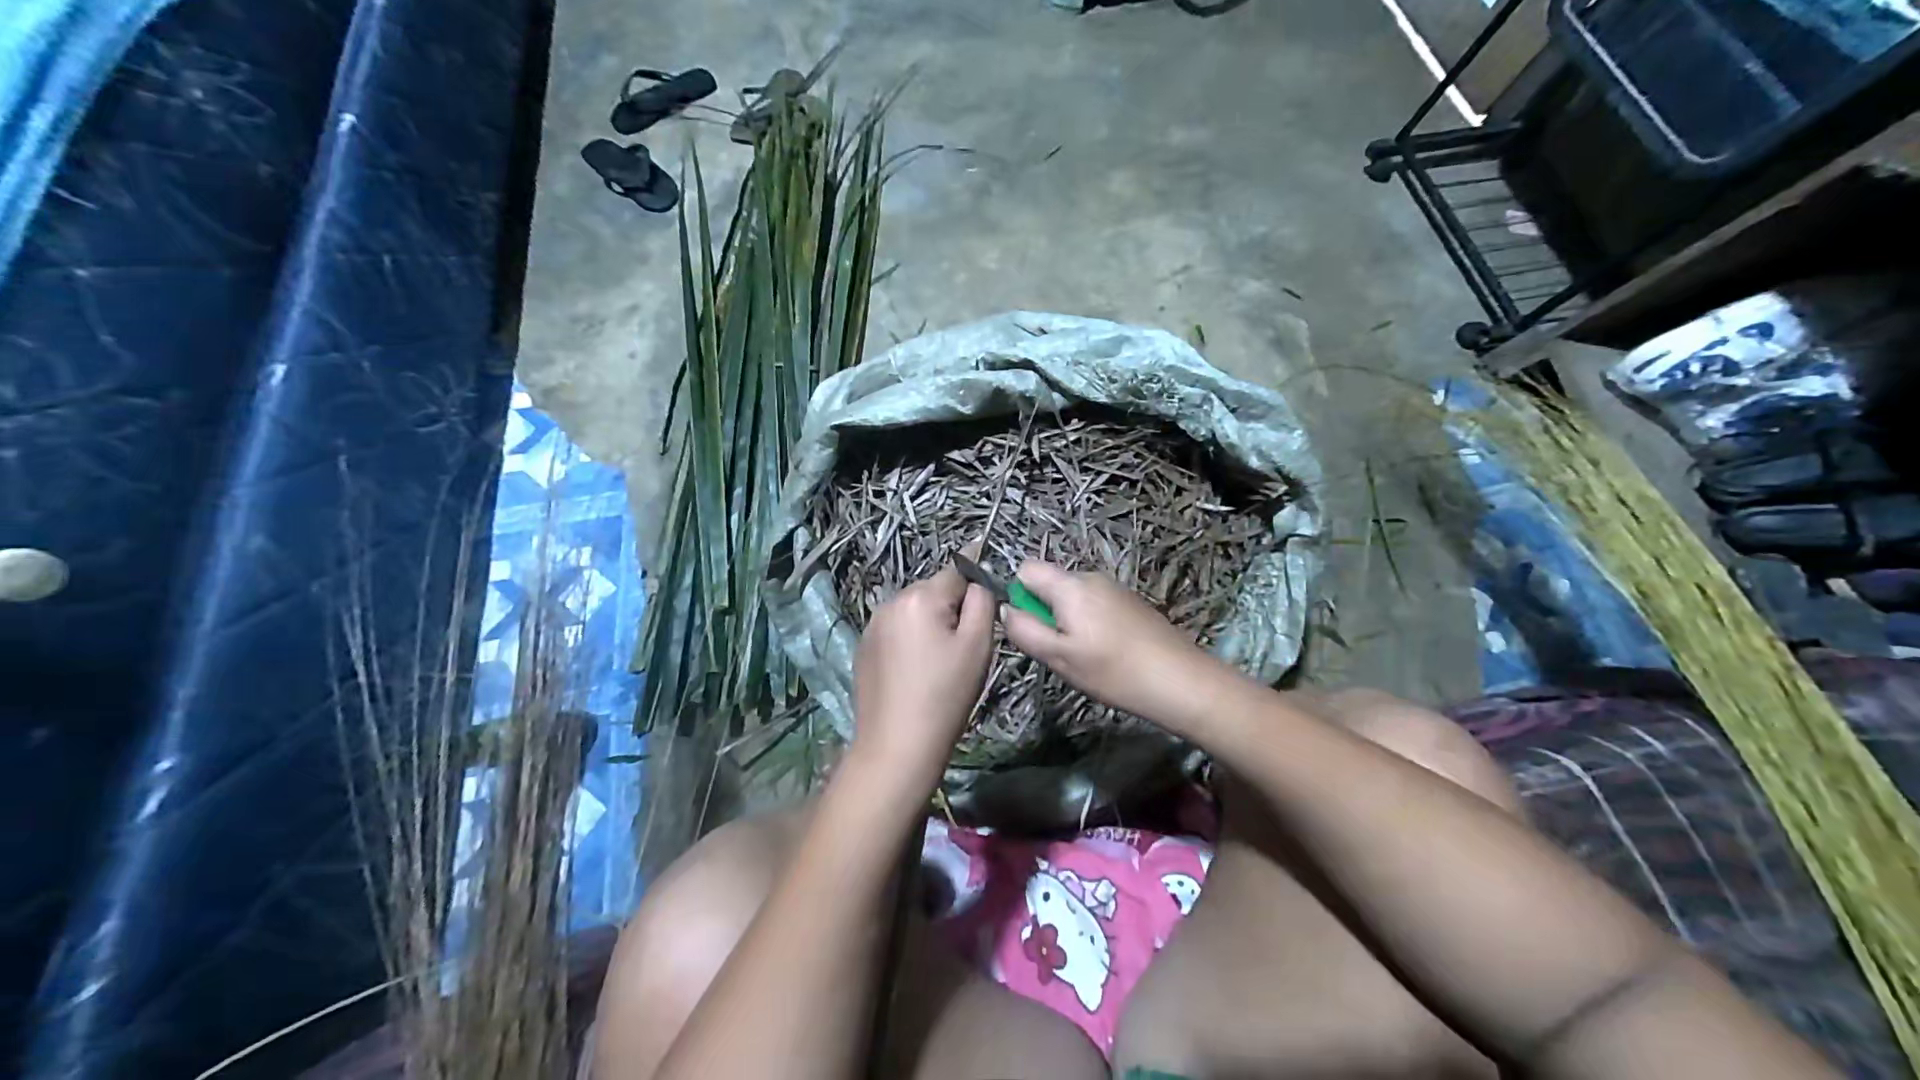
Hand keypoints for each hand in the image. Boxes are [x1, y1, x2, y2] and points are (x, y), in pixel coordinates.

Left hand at [850, 563, 995, 786]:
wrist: (897, 745)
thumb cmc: (945, 694)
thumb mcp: (977, 645)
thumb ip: (982, 602)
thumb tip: (978, 584)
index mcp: (919, 597)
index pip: (957, 573)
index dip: (975, 593)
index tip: (982, 621)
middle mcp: (890, 602)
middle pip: (932, 591)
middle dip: (949, 610)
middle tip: (961, 650)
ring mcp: (872, 626)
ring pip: (913, 611)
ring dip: (928, 624)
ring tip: (937, 663)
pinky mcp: (864, 649)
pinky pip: (895, 631)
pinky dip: (909, 641)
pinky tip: (914, 673)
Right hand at [1001, 560, 1239, 736]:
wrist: (1180, 681)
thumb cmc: (1113, 671)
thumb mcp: (1059, 657)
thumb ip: (1025, 630)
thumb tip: (1004, 609)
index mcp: (1069, 586)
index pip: (1026, 569)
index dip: (1019, 595)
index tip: (1031, 627)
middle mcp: (1090, 577)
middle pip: (1050, 584)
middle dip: (1045, 612)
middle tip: (1059, 651)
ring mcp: (1114, 588)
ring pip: (1072, 598)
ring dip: (1069, 622)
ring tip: (1086, 657)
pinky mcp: (1130, 602)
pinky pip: (1094, 605)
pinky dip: (1091, 625)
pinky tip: (1107, 654)